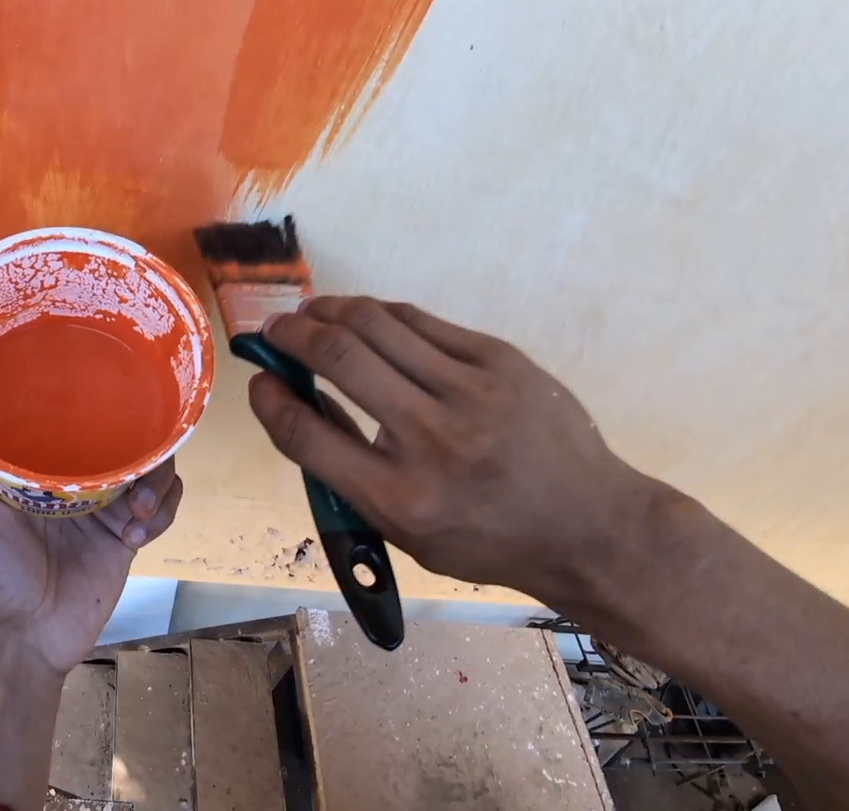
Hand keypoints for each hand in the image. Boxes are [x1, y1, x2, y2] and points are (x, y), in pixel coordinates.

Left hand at [0, 410, 184, 677]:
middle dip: (135, 437)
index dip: (84, 395)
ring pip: (149, 465)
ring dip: (155, 478)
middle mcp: (71, 476)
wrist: (19, 641)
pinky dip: (162, 512)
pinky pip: (163, 505)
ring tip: (137, 507)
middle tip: (130, 452)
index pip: (68, 411)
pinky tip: (135, 534)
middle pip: (118, 432)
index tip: (94, 387)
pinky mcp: (126, 534)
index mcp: (34, 462)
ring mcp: (102, 504)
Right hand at [246, 297, 663, 608]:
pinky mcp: (499, 359)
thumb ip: (343, 467)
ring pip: (376, 323)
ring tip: (311, 312)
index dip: (268, 398)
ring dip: (328, 310)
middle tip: (273, 328)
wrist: (591, 527)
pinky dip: (377, 315)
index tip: (258, 379)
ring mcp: (471, 391)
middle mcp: (431, 439)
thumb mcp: (403, 530)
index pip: (305, 432)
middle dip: (290, 333)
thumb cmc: (483, 538)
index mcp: (399, 498)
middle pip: (337, 357)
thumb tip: (291, 395)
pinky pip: (418, 321)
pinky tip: (363, 318)